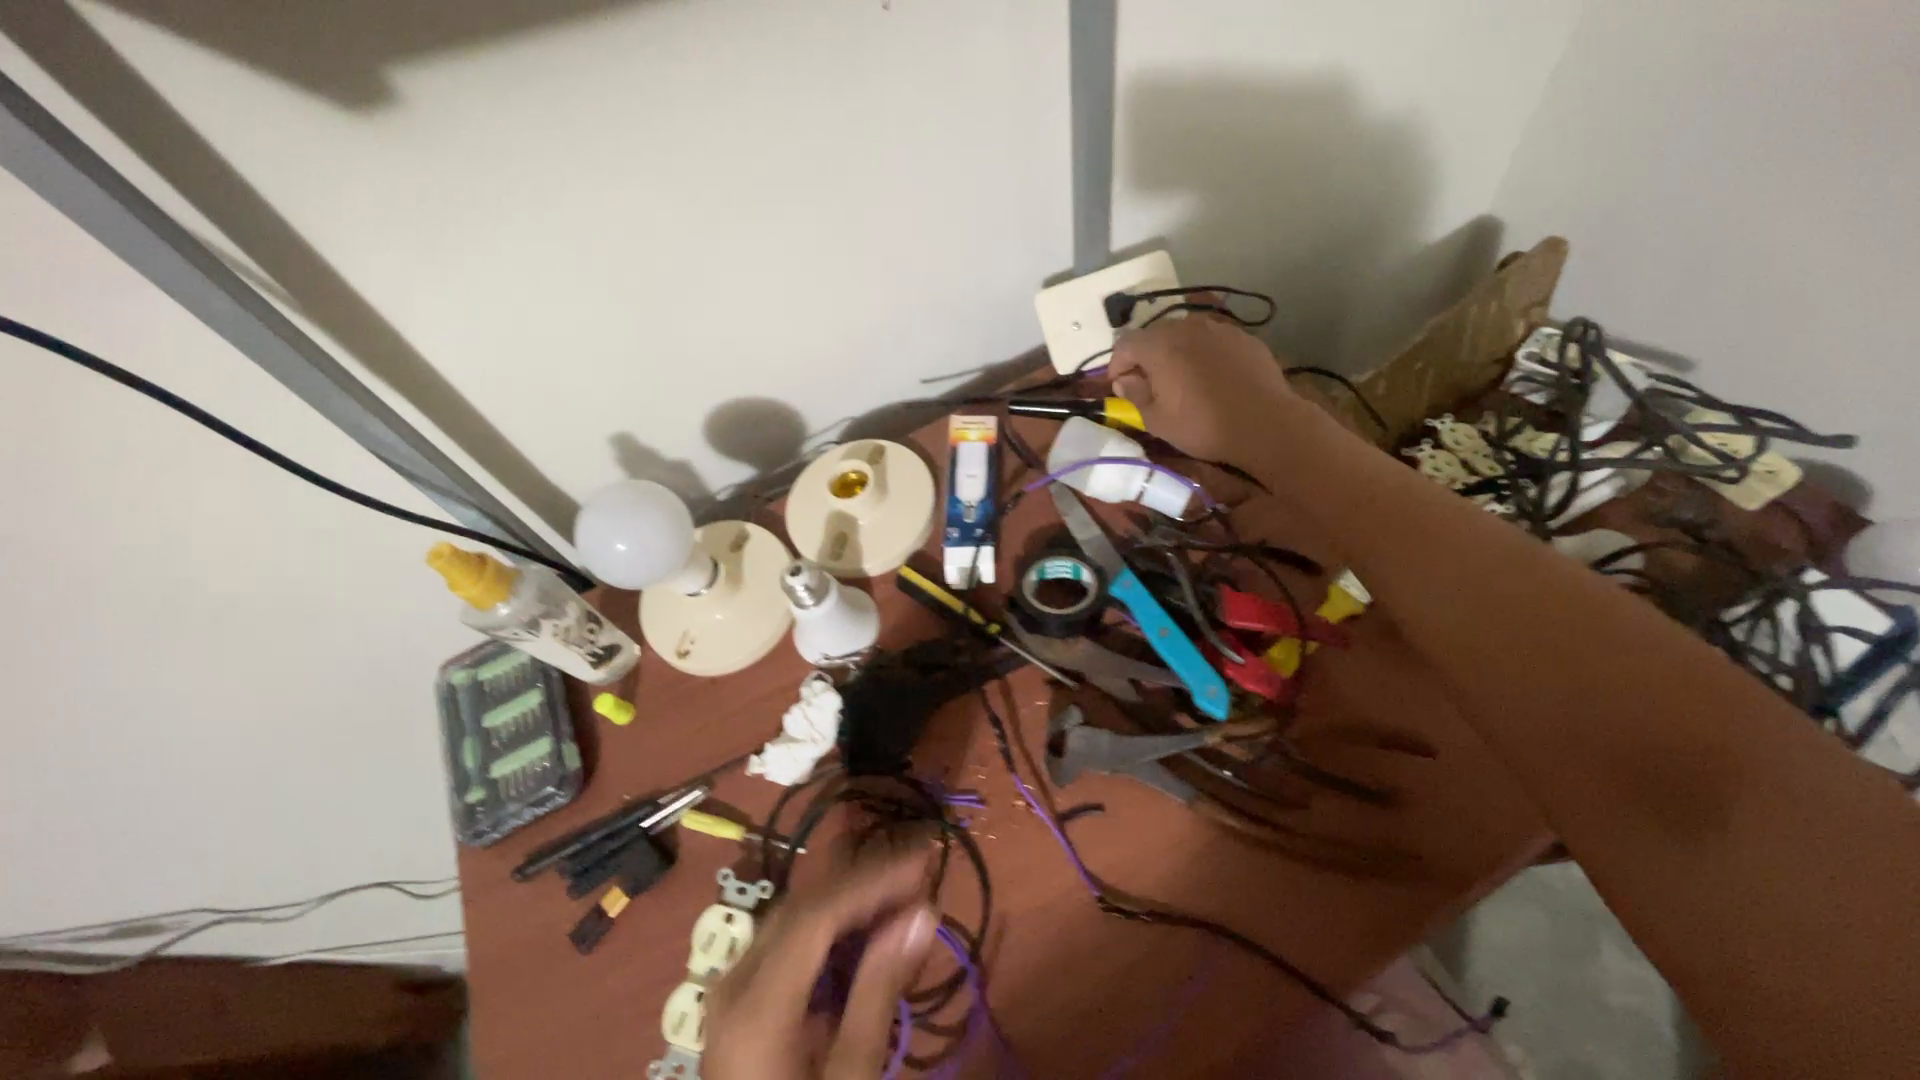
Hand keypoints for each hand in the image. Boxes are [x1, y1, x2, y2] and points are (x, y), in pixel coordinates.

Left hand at [705, 848, 937, 1079]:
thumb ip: (880, 989)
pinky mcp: (740, 1005)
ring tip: (903, 887)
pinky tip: (867, 929)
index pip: (816, 915)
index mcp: (755, 1007)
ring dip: (849, 899)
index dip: (872, 880)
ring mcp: (731, 993)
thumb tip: (921, 911)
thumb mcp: (851, 1077)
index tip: (923, 861)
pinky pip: (787, 946)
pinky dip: (830, 930)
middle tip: (920, 864)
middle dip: (863, 880)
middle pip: (801, 909)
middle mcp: (733, 984)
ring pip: (793, 920)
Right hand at [1107, 314, 1304, 461]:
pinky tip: (1212, 376)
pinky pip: (1213, 340)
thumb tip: (1124, 381)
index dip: (1117, 364)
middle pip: (1155, 334)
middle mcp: (1186, 326)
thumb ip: (1135, 395)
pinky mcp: (1244, 337)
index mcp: (1159, 345)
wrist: (1265, 423)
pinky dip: (1204, 353)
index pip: (1125, 344)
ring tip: (1181, 378)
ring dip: (1176, 352)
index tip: (1119, 386)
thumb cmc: (1202, 425)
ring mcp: (1219, 328)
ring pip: (1186, 334)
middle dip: (1146, 356)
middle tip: (1148, 382)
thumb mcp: (1157, 420)